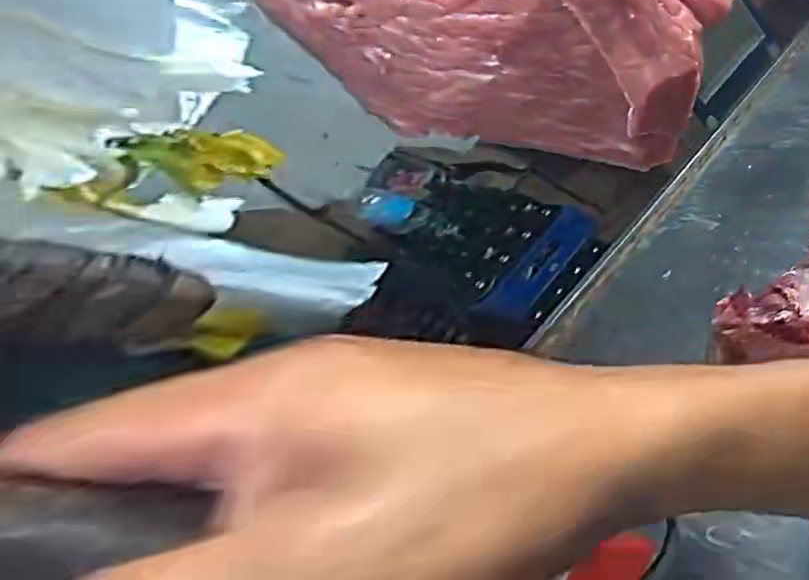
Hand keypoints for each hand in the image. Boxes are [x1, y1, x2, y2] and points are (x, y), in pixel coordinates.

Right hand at [0, 337, 701, 579]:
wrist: (615, 446)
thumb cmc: (472, 500)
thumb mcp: (290, 567)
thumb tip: (78, 563)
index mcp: (260, 396)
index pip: (58, 450)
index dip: (10, 521)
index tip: (40, 571)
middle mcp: (306, 382)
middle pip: (141, 470)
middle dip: (108, 547)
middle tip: (165, 579)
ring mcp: (365, 397)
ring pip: (222, 481)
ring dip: (198, 544)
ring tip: (237, 571)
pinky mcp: (406, 422)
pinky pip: (298, 477)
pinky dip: (269, 529)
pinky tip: (298, 561)